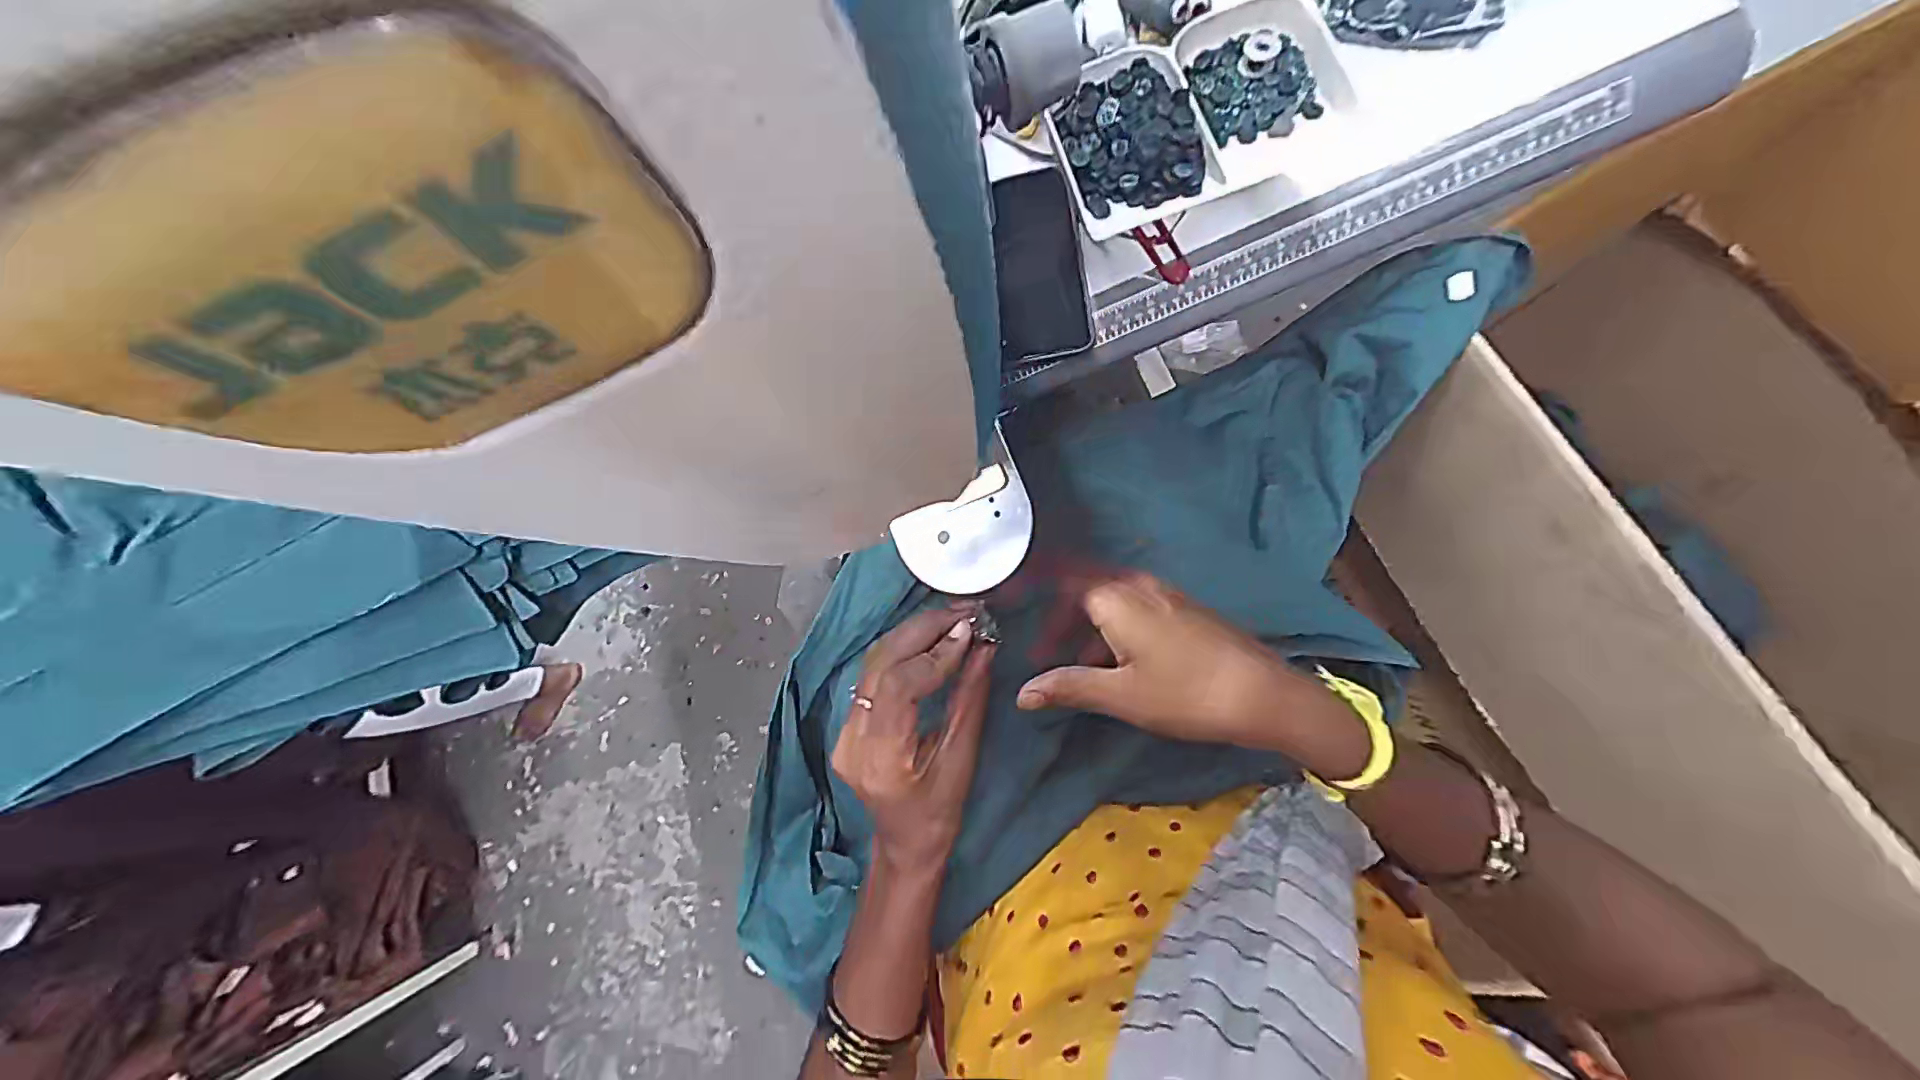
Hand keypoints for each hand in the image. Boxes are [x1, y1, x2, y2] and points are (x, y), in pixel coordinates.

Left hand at [833, 606, 996, 873]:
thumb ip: (969, 699)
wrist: (904, 843)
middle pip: (880, 663)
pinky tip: (930, 636)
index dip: (935, 654)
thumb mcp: (962, 758)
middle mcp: (852, 740)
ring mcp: (844, 730)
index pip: (899, 686)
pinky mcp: (847, 722)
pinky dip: (903, 648)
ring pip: (873, 661)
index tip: (969, 633)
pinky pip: (873, 672)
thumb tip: (983, 647)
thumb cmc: (940, 813)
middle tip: (964, 612)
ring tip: (952, 618)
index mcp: (880, 758)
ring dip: (913, 632)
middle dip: (923, 629)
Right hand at [1014, 574, 1366, 773]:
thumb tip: (1023, 693)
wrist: (1266, 695)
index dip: (1037, 590)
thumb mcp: (1120, 695)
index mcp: (1116, 598)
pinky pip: (1136, 608)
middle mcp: (1139, 586)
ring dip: (1090, 627)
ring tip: (1080, 667)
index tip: (1015, 601)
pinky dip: (1116, 628)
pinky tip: (1122, 663)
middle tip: (1045, 651)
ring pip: (1113, 601)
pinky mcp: (1186, 610)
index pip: (1064, 583)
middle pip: (1087, 590)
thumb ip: (1068, 687)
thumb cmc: (1185, 693)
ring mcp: (1167, 595)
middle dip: (1063, 618)